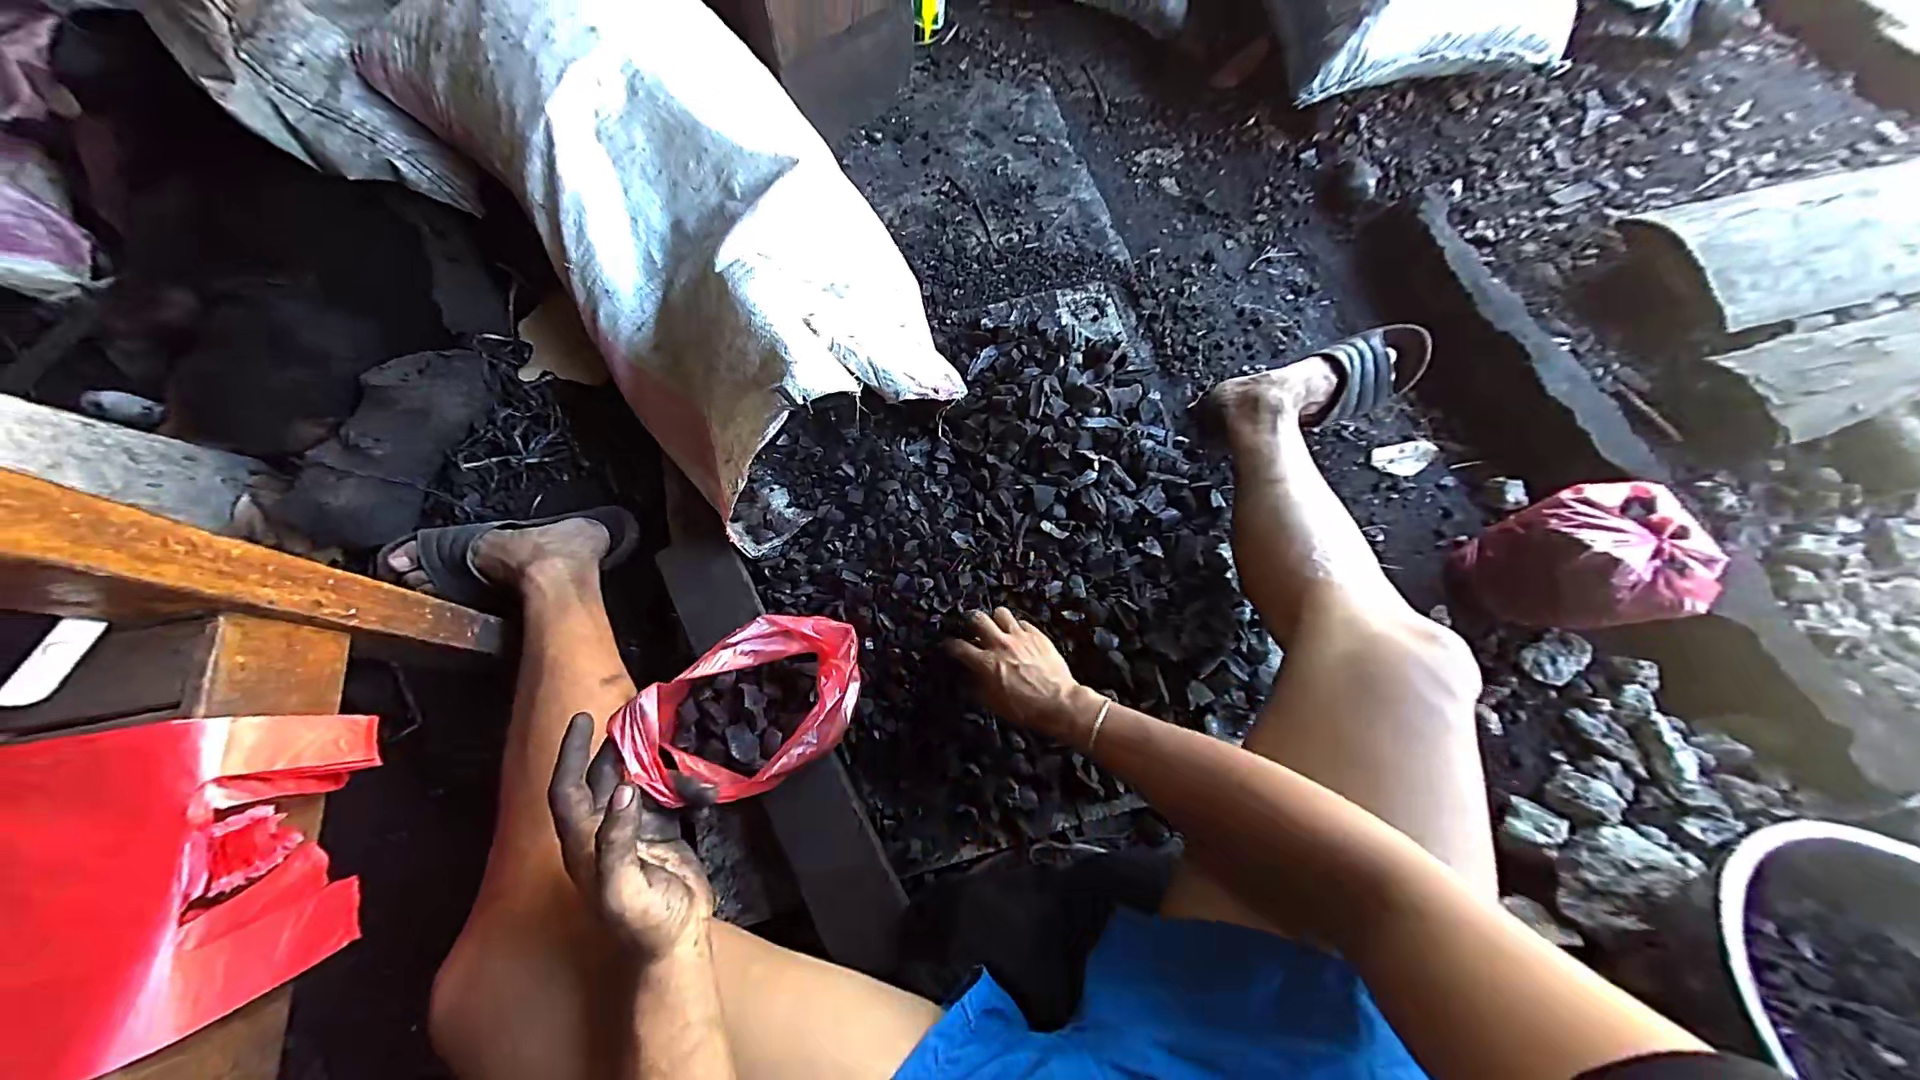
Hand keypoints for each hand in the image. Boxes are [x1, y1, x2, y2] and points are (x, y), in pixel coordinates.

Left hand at [548, 713, 714, 963]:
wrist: (676, 941)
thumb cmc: (643, 922)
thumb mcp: (622, 888)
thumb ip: (617, 841)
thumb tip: (623, 790)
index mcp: (584, 843)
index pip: (568, 789)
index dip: (571, 753)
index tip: (584, 718)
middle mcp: (604, 830)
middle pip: (602, 776)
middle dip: (615, 746)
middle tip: (636, 716)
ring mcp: (634, 829)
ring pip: (637, 781)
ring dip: (653, 764)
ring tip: (672, 750)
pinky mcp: (661, 831)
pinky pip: (666, 794)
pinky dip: (681, 783)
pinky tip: (700, 784)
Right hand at [944, 608, 1100, 741]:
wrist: (1059, 703)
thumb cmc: (1027, 708)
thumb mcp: (994, 704)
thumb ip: (976, 687)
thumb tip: (967, 678)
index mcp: (987, 663)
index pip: (959, 646)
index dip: (950, 645)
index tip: (949, 646)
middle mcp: (1001, 645)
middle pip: (977, 619)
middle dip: (970, 622)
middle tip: (972, 629)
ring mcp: (1020, 637)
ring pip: (1000, 613)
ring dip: (995, 620)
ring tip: (997, 628)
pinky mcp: (1037, 635)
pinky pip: (1022, 622)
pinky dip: (1017, 627)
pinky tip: (1018, 636)